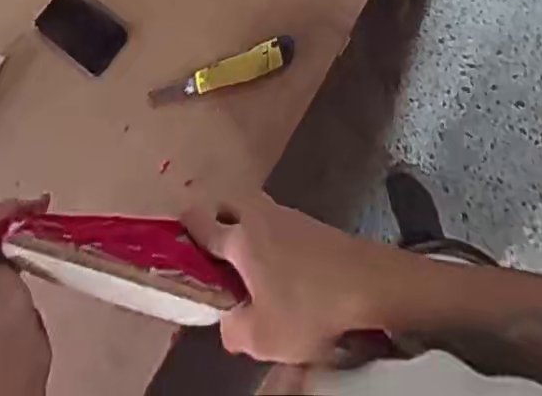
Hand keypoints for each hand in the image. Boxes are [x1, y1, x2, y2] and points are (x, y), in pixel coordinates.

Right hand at [182, 192, 406, 364]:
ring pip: (253, 209)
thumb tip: (227, 323)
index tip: (174, 235)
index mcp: (239, 239)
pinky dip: (269, 234)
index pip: (201, 222)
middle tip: (216, 252)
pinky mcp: (309, 222)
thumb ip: (233, 331)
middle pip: (227, 204)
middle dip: (216, 220)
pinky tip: (281, 265)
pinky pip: (276, 220)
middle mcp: (258, 217)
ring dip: (245, 225)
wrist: (366, 282)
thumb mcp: (263, 337)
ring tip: (250, 263)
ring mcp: (285, 214)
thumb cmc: (308, 306)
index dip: (184, 227)